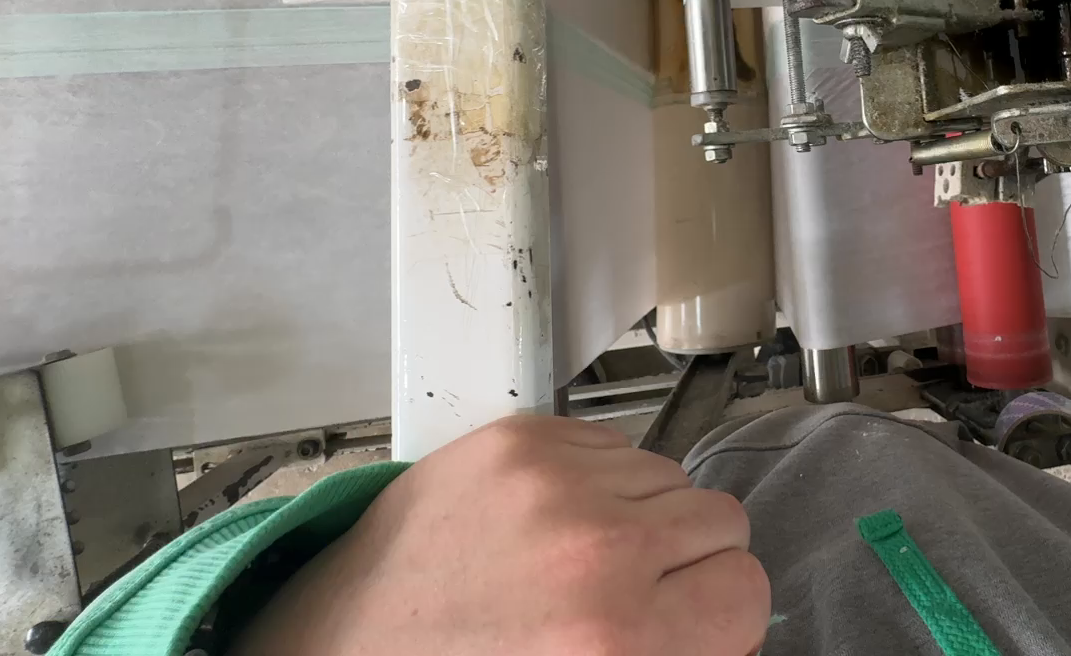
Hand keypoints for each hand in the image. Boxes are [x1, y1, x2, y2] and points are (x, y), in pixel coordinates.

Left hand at [232, 415, 770, 655]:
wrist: (322, 655)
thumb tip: (724, 622)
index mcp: (616, 641)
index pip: (747, 591)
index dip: (723, 612)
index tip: (690, 620)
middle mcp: (596, 546)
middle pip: (721, 518)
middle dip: (690, 558)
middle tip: (637, 588)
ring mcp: (554, 478)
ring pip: (670, 475)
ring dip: (644, 513)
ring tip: (581, 553)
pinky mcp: (520, 436)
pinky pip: (615, 445)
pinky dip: (600, 480)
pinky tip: (548, 520)